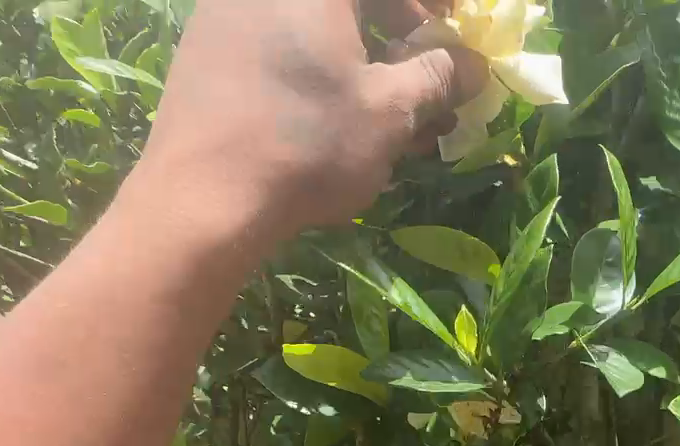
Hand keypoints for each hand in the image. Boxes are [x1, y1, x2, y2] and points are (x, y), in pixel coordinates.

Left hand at [121, 0, 482, 245]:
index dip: (435, 4)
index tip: (459, 27)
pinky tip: (340, 122)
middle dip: (401, 37)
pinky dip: (324, 74)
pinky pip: (284, 47)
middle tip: (428, 82)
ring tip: (394, 120)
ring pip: (319, 29)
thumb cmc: (311, 143)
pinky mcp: (211, 50)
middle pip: (353, 4)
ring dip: (367, 64)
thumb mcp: (389, 112)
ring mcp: (231, 10)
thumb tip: (472, 65)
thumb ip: (436, 78)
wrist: (207, 193)